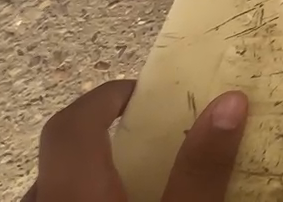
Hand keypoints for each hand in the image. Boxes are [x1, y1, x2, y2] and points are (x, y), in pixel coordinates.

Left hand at [23, 80, 247, 201]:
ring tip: (137, 187)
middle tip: (152, 148)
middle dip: (104, 146)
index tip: (146, 92)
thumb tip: (231, 99)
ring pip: (51, 192)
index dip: (105, 99)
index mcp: (74, 192)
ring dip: (88, 181)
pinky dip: (79, 200)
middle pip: (58, 162)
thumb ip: (201, 168)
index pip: (70, 125)